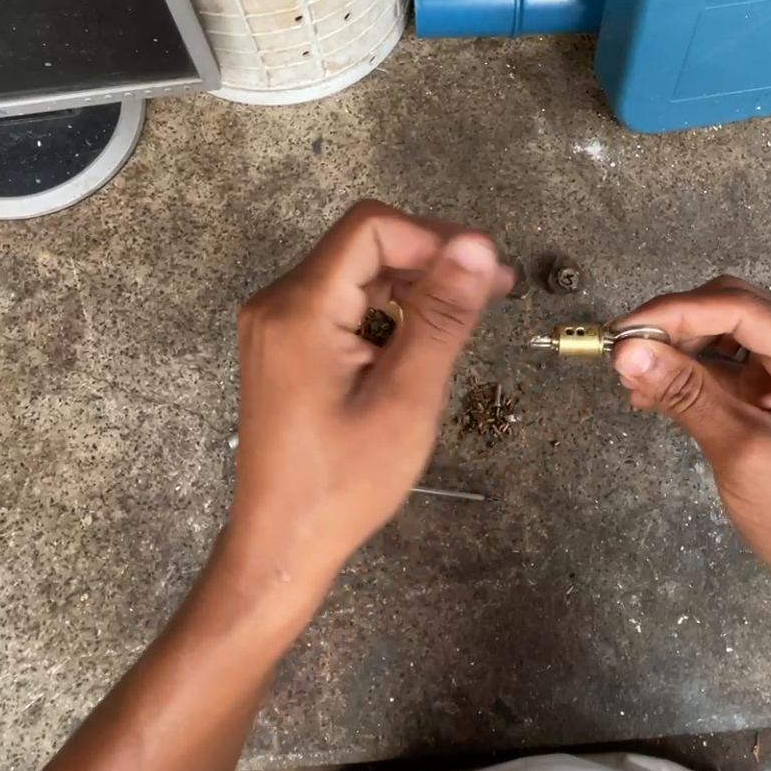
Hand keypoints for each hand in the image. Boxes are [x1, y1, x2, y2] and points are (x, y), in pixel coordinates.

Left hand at [229, 201, 511, 593]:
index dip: (434, 238)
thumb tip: (477, 247)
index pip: (372, 228)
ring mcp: (277, 322)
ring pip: (357, 271)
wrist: (282, 543)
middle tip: (493, 290)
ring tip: (468, 312)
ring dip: (414, 283)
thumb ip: (440, 316)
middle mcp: (278, 301)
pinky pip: (343, 300)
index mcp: (300, 308)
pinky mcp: (286, 342)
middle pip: (364, 245)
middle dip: (431, 258)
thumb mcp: (406, 399)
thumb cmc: (345, 483)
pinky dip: (388, 307)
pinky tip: (422, 333)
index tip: (484, 273)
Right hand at [610, 277, 770, 600]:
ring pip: (723, 333)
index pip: (739, 307)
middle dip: (675, 326)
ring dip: (677, 349)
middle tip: (625, 355)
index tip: (620, 332)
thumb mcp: (741, 450)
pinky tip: (655, 393)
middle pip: (731, 310)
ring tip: (636, 380)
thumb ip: (684, 392)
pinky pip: (725, 365)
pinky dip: (688, 373)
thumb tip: (625, 350)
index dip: (674, 311)